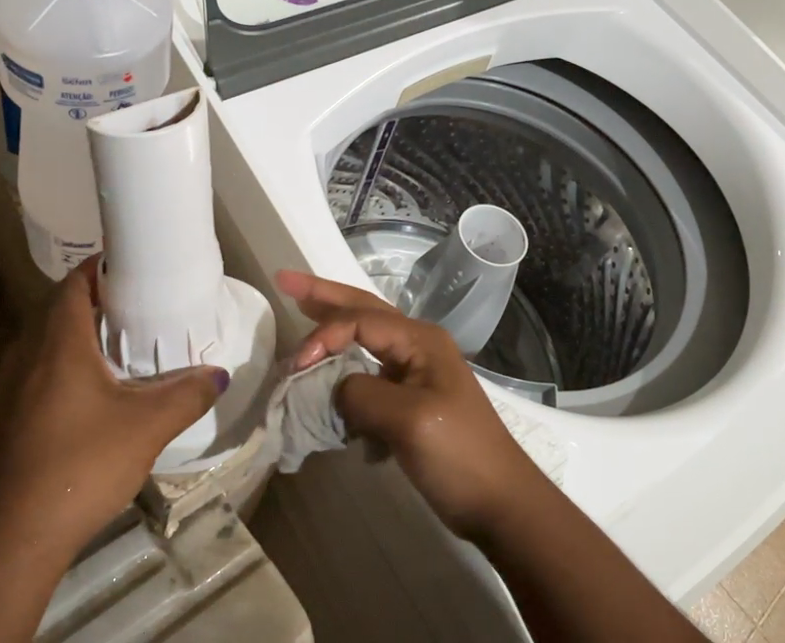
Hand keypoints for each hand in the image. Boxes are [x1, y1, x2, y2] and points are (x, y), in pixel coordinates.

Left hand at [0, 257, 227, 551]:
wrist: (16, 534)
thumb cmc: (82, 464)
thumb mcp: (148, 426)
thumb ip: (187, 394)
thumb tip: (218, 374)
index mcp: (58, 341)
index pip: (75, 281)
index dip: (104, 266)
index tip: (138, 265)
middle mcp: (28, 353)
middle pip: (62, 307)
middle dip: (100, 299)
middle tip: (143, 303)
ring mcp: (12, 386)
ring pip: (49, 340)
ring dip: (83, 333)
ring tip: (127, 343)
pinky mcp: (10, 415)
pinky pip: (41, 368)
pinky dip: (69, 362)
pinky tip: (99, 389)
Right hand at [276, 269, 547, 539]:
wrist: (500, 503)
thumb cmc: (458, 454)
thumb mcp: (408, 420)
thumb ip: (361, 394)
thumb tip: (335, 390)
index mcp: (420, 340)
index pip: (359, 321)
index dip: (323, 336)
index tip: (297, 367)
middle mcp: (417, 347)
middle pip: (363, 310)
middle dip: (323, 295)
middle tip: (284, 280)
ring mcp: (415, 374)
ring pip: (365, 338)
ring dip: (332, 326)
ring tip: (301, 309)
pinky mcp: (410, 402)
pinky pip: (368, 373)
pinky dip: (343, 366)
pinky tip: (325, 373)